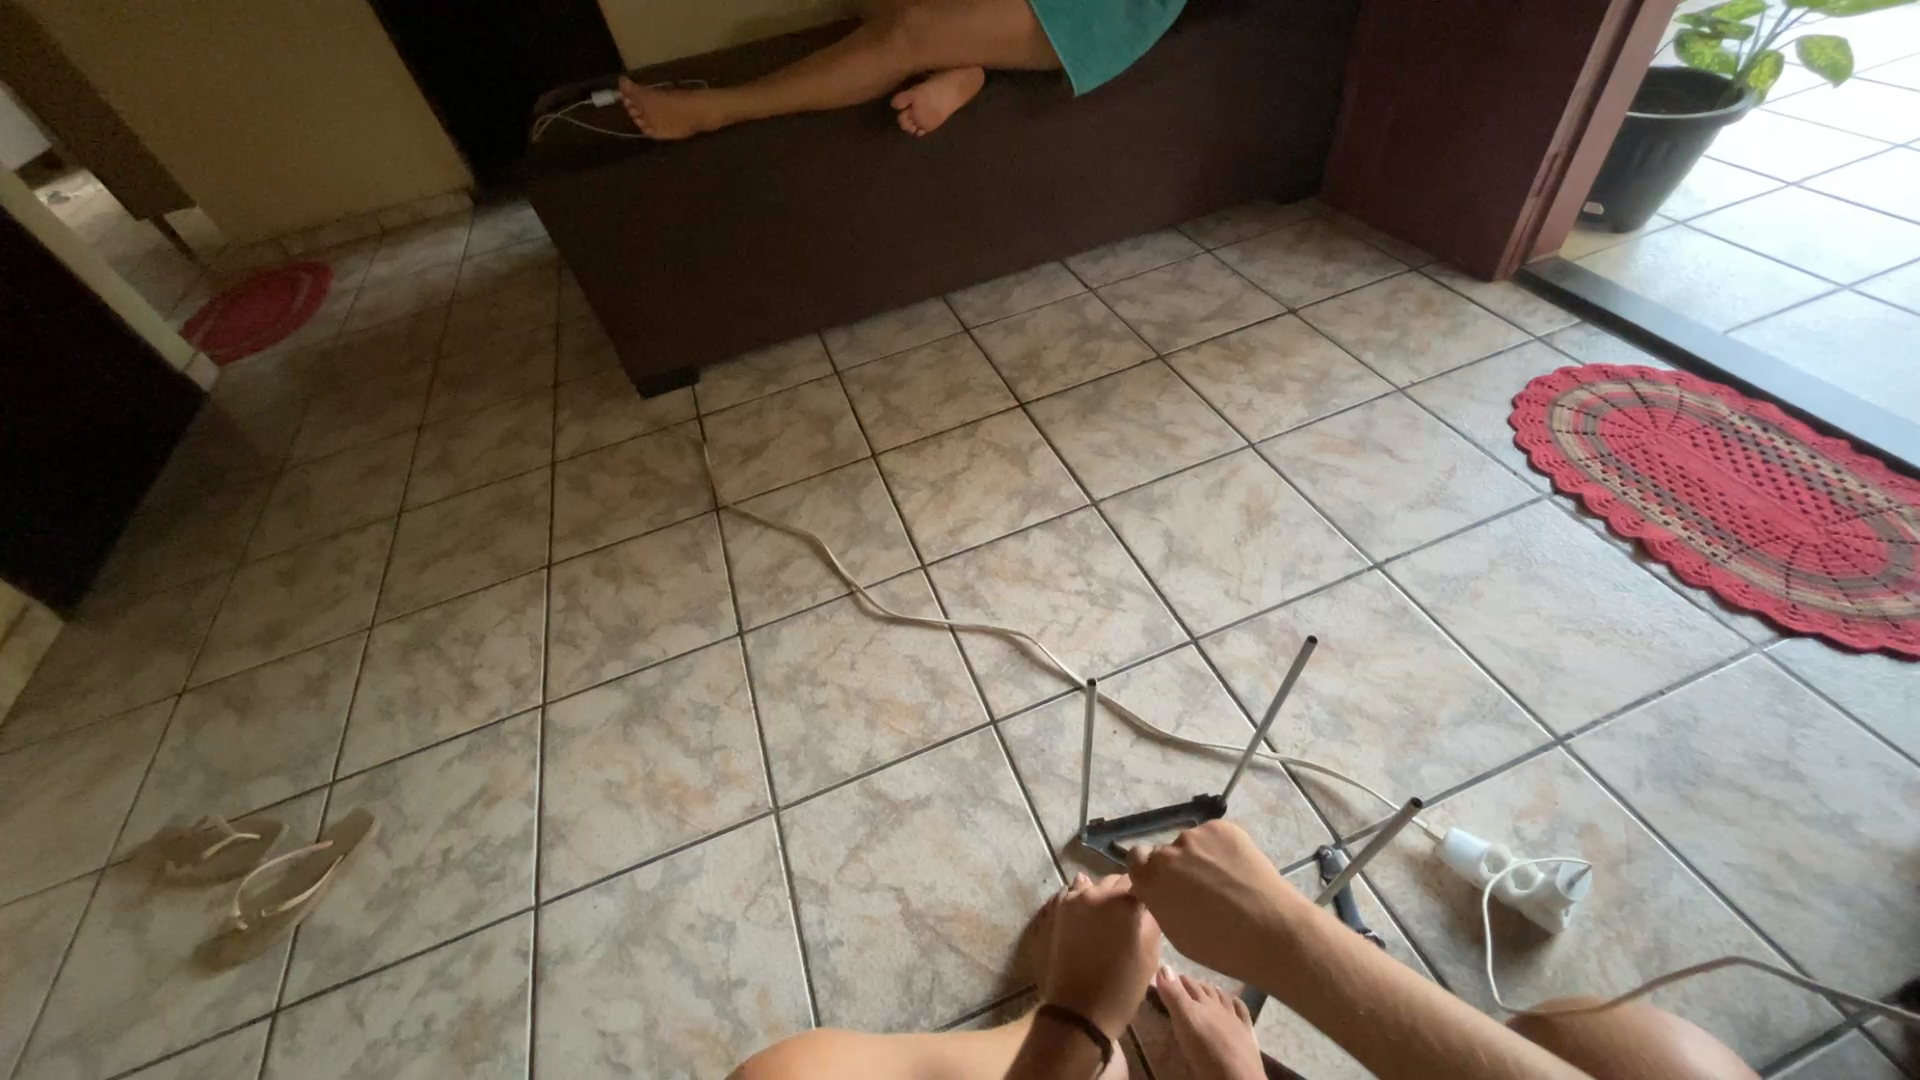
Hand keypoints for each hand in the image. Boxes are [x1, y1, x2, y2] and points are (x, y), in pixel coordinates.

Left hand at [1040, 872, 1161, 1037]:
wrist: (1080, 1010)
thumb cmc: (1123, 987)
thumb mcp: (1150, 955)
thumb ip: (1151, 920)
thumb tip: (1148, 903)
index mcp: (1125, 901)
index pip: (1141, 882)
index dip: (1146, 894)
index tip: (1148, 907)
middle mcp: (1098, 891)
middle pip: (1116, 881)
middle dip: (1123, 893)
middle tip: (1128, 916)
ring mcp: (1074, 897)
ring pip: (1093, 885)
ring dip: (1101, 895)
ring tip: (1105, 918)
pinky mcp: (1058, 908)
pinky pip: (1072, 893)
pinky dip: (1081, 899)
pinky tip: (1086, 915)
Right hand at [1126, 821, 1302, 983]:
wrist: (1273, 933)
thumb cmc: (1222, 946)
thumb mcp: (1176, 933)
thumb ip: (1158, 901)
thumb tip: (1160, 888)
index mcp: (1150, 878)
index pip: (1136, 858)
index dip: (1150, 869)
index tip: (1166, 883)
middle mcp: (1167, 852)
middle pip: (1167, 853)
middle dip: (1179, 867)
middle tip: (1204, 888)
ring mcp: (1195, 835)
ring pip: (1193, 844)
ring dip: (1202, 857)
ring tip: (1228, 881)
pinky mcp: (1222, 827)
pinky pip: (1214, 836)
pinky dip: (1223, 849)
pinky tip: (1239, 871)